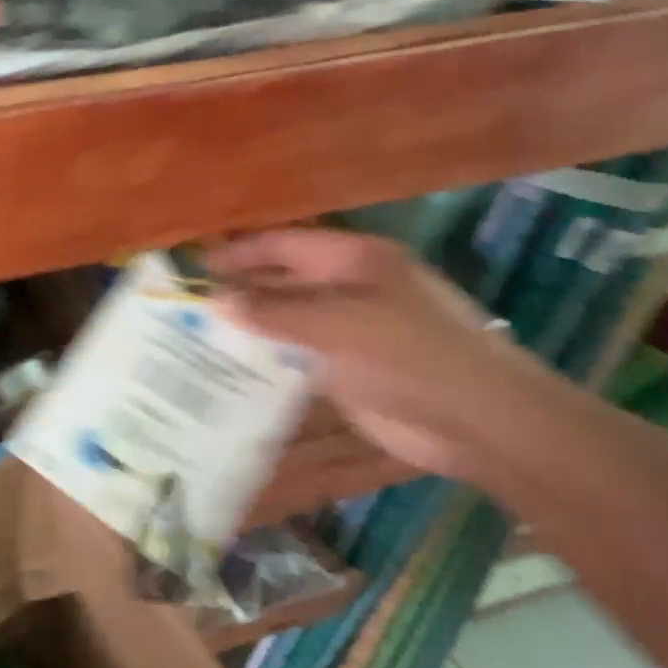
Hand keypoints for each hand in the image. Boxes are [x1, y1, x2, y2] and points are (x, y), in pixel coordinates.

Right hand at [207, 229, 548, 477]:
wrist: (481, 422)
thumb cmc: (410, 355)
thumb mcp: (335, 324)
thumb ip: (272, 311)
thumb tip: (215, 299)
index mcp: (353, 260)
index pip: (282, 245)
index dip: (237, 253)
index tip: (193, 269)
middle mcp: (350, 288)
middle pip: (282, 280)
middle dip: (238, 290)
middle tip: (186, 306)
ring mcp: (351, 330)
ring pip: (287, 320)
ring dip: (250, 327)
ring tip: (196, 336)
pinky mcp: (350, 370)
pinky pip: (298, 358)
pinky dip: (268, 360)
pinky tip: (231, 368)